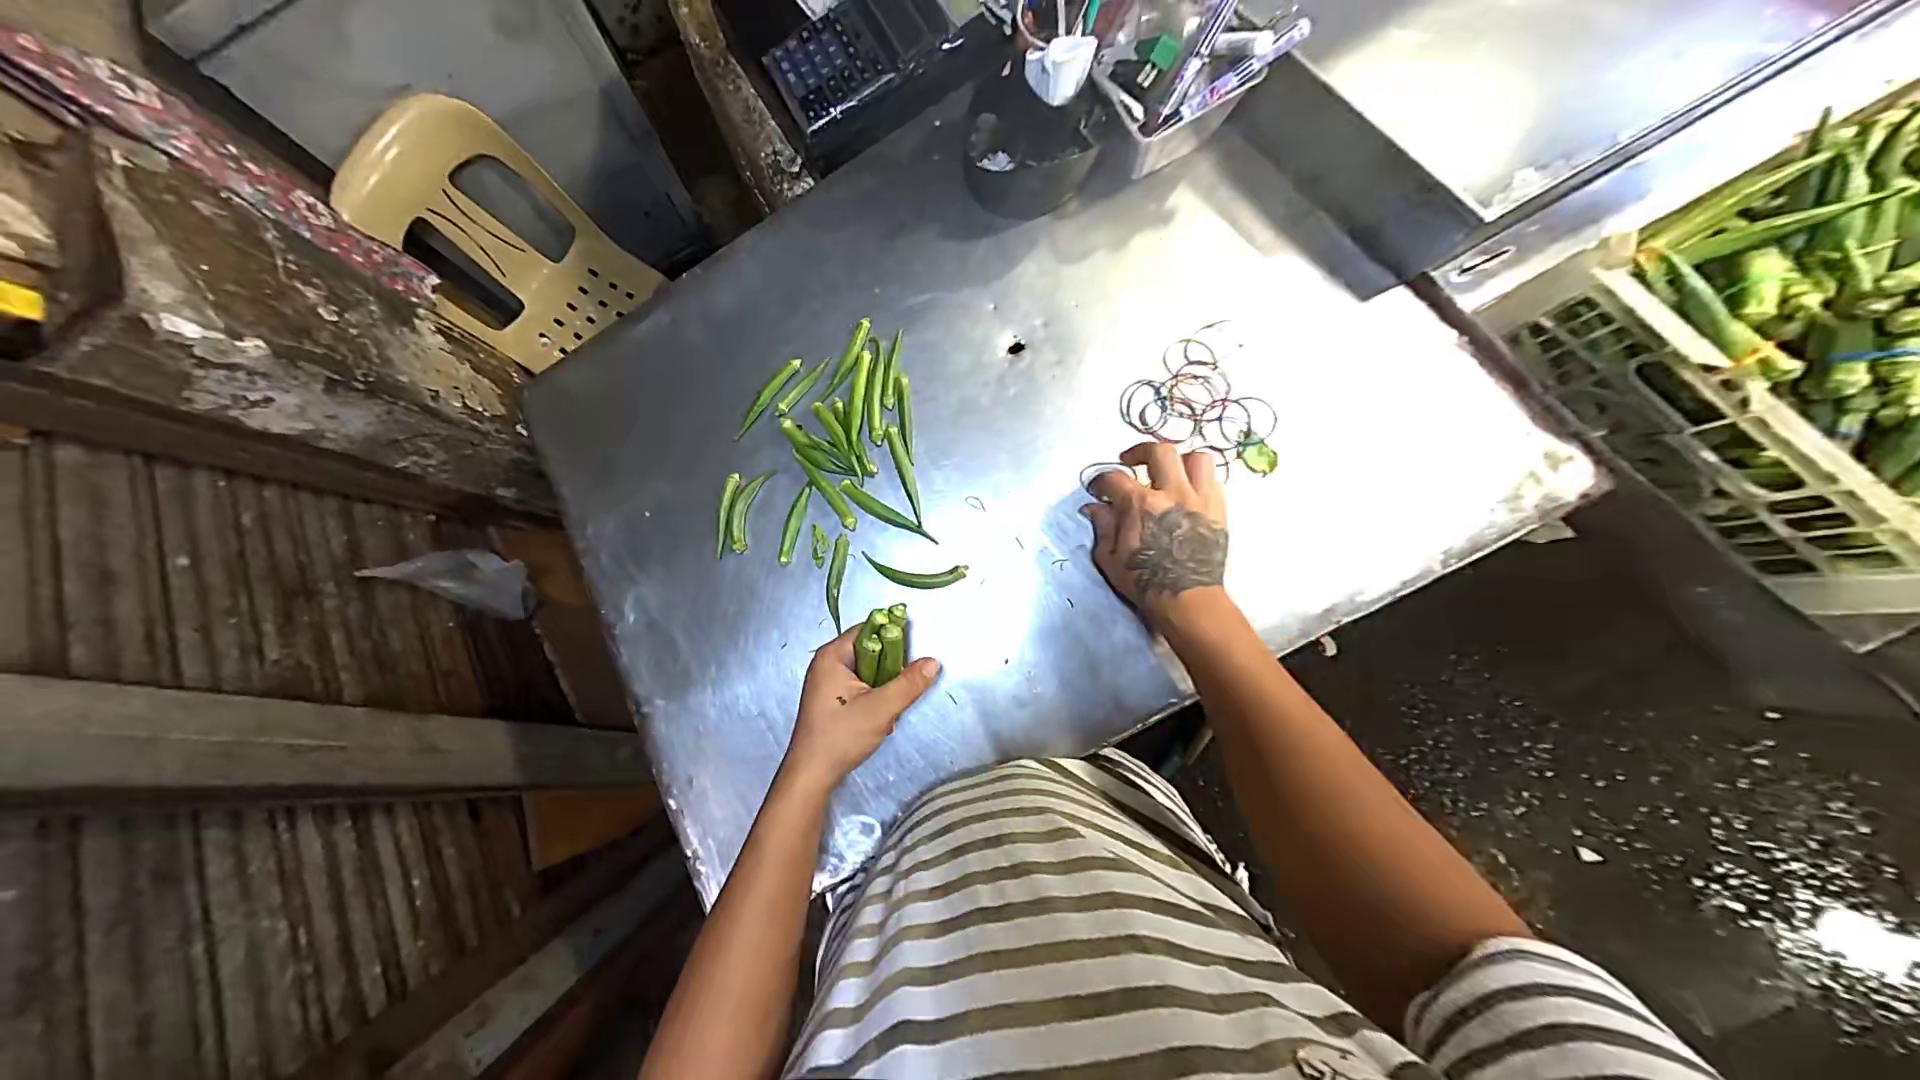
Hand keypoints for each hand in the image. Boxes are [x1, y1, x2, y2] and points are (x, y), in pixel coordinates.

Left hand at [782, 625, 940, 791]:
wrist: (812, 774)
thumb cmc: (841, 736)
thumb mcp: (881, 708)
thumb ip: (908, 683)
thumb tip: (933, 662)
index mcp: (832, 655)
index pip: (868, 629)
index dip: (892, 637)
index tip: (910, 655)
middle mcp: (827, 663)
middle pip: (870, 650)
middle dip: (890, 668)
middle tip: (900, 687)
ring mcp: (828, 682)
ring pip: (869, 671)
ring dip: (884, 686)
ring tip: (888, 707)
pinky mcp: (832, 699)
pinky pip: (862, 686)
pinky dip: (874, 697)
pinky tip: (878, 717)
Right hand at [1080, 441, 1228, 623]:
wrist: (1187, 600)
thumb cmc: (1144, 582)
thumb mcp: (1110, 558)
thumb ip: (1103, 527)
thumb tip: (1095, 507)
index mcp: (1141, 505)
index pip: (1115, 478)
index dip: (1101, 481)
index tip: (1099, 490)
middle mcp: (1173, 493)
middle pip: (1160, 451)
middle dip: (1140, 452)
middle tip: (1130, 462)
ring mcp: (1200, 499)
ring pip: (1196, 458)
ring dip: (1179, 461)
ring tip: (1168, 472)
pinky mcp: (1219, 510)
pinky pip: (1212, 480)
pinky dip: (1197, 480)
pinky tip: (1186, 493)